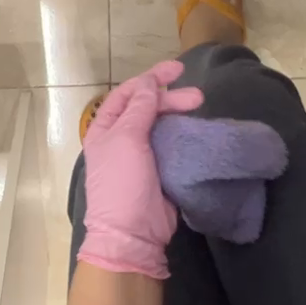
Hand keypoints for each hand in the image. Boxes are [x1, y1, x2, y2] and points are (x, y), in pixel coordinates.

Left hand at [77, 60, 204, 278]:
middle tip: (198, 96)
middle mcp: (121, 139)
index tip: (178, 69)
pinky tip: (198, 129)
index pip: (127, 94)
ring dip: (179, 114)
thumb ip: (139, 109)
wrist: (132, 234)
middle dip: (170, 98)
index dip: (150, 78)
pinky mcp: (160, 171)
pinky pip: (172, 145)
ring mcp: (141, 156)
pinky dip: (184, 134)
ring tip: (201, 108)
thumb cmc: (122, 183)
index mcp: (105, 129)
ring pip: (161, 125)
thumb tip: (148, 83)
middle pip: (146, 108)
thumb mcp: (127, 140)